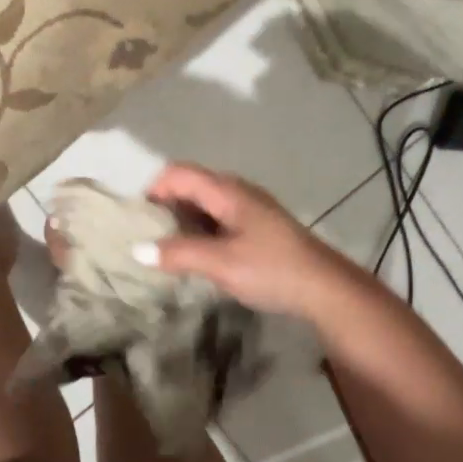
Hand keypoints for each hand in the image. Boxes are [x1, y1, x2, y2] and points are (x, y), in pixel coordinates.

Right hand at [138, 162, 361, 318]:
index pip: (178, 173)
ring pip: (205, 204)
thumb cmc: (271, 269)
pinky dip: (201, 231)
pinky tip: (197, 257)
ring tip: (166, 250)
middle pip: (190, 186)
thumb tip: (136, 249)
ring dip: (183, 222)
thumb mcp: (220, 263)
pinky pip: (219, 219)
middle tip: (146, 237)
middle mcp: (237, 191)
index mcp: (227, 191)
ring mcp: (250, 209)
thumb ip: (178, 253)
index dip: (153, 189)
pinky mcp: (258, 227)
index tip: (137, 219)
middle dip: (165, 206)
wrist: (326, 288)